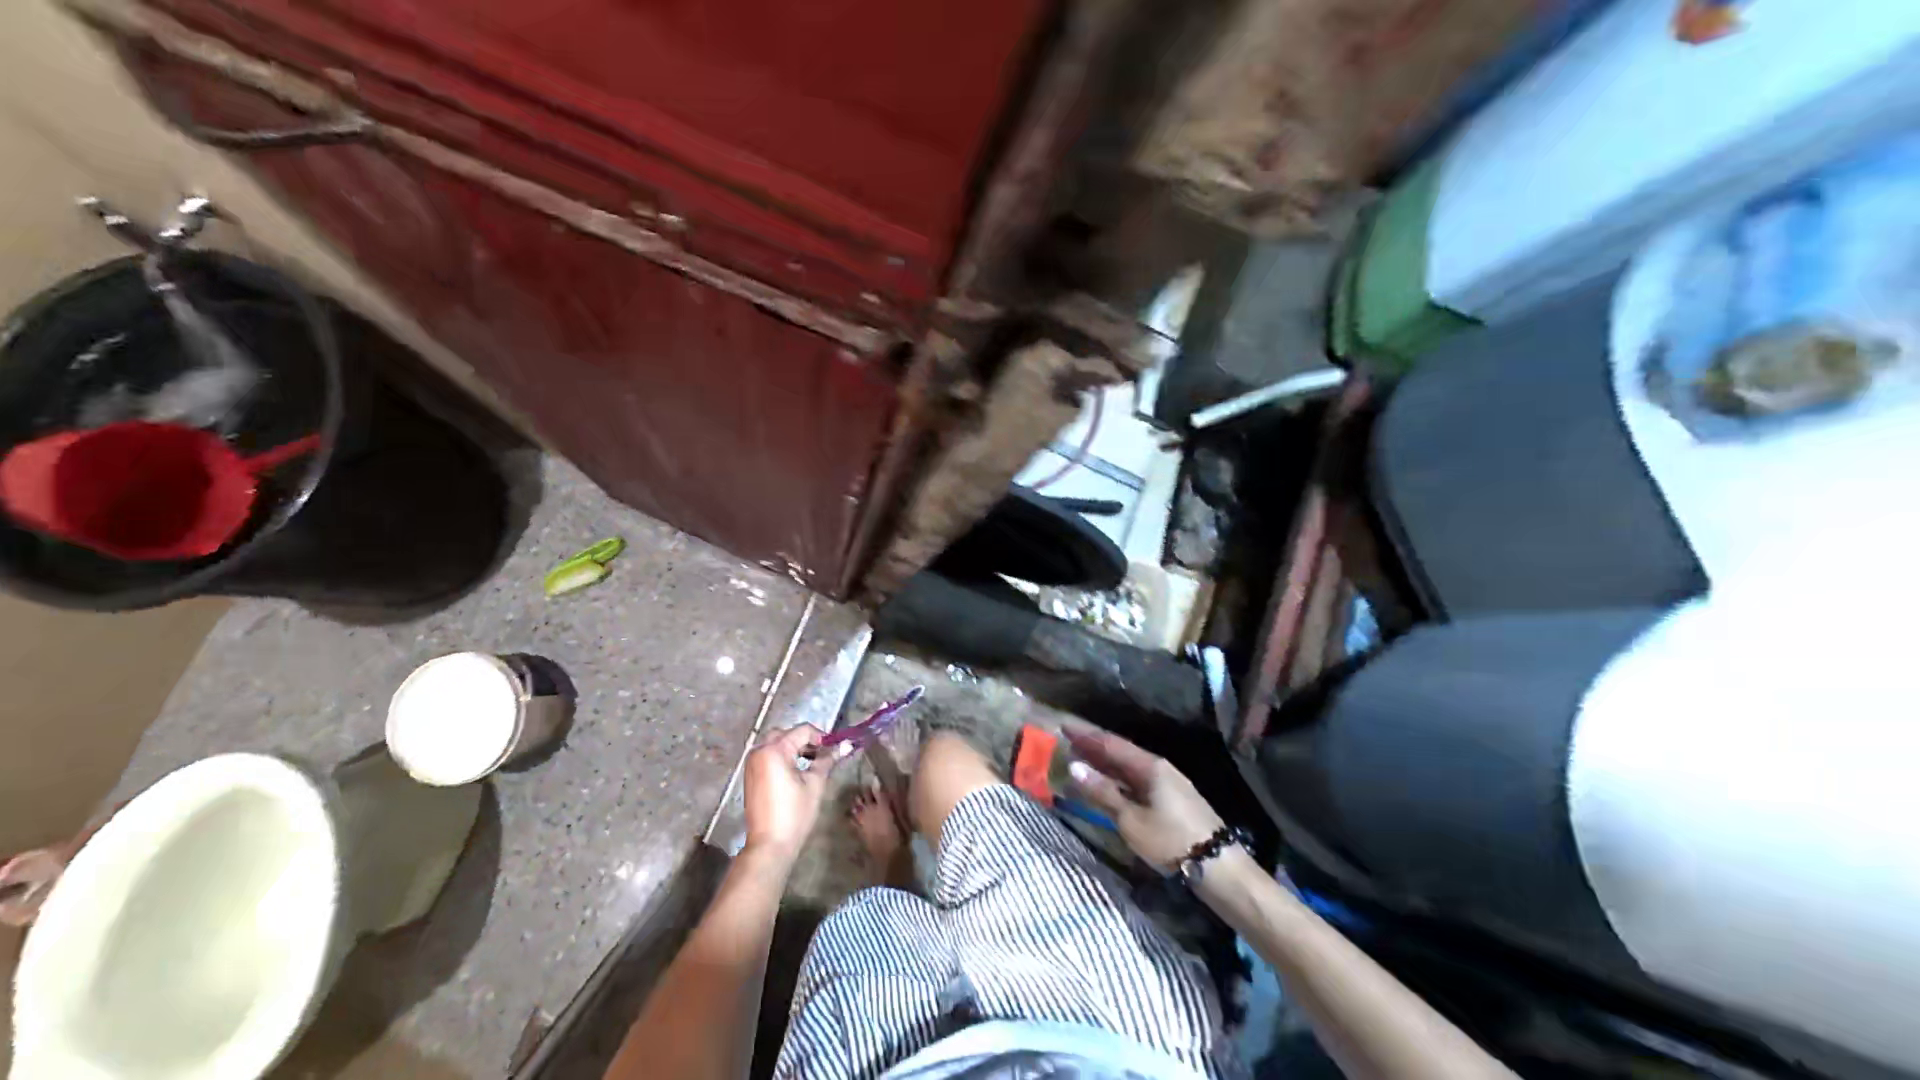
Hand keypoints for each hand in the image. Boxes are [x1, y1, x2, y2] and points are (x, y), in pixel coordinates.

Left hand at [742, 724, 850, 863]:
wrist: (769, 845)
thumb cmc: (795, 813)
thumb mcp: (815, 784)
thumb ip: (827, 760)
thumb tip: (845, 745)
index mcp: (774, 750)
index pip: (802, 731)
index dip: (821, 737)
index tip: (834, 750)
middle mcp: (759, 751)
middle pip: (786, 734)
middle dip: (805, 741)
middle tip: (821, 755)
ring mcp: (752, 764)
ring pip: (775, 744)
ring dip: (793, 748)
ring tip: (811, 764)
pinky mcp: (750, 776)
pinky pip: (768, 756)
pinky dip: (782, 758)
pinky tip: (796, 773)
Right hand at [1065, 727, 1223, 872]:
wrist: (1217, 865)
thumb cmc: (1170, 839)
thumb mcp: (1131, 819)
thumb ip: (1103, 793)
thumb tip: (1075, 767)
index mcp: (1149, 766)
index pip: (1111, 743)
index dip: (1086, 735)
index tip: (1064, 725)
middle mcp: (1159, 767)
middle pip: (1120, 752)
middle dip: (1093, 746)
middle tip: (1068, 741)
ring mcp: (1167, 782)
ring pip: (1128, 766)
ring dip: (1105, 763)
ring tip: (1081, 759)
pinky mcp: (1171, 798)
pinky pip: (1136, 779)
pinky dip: (1117, 777)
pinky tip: (1107, 782)